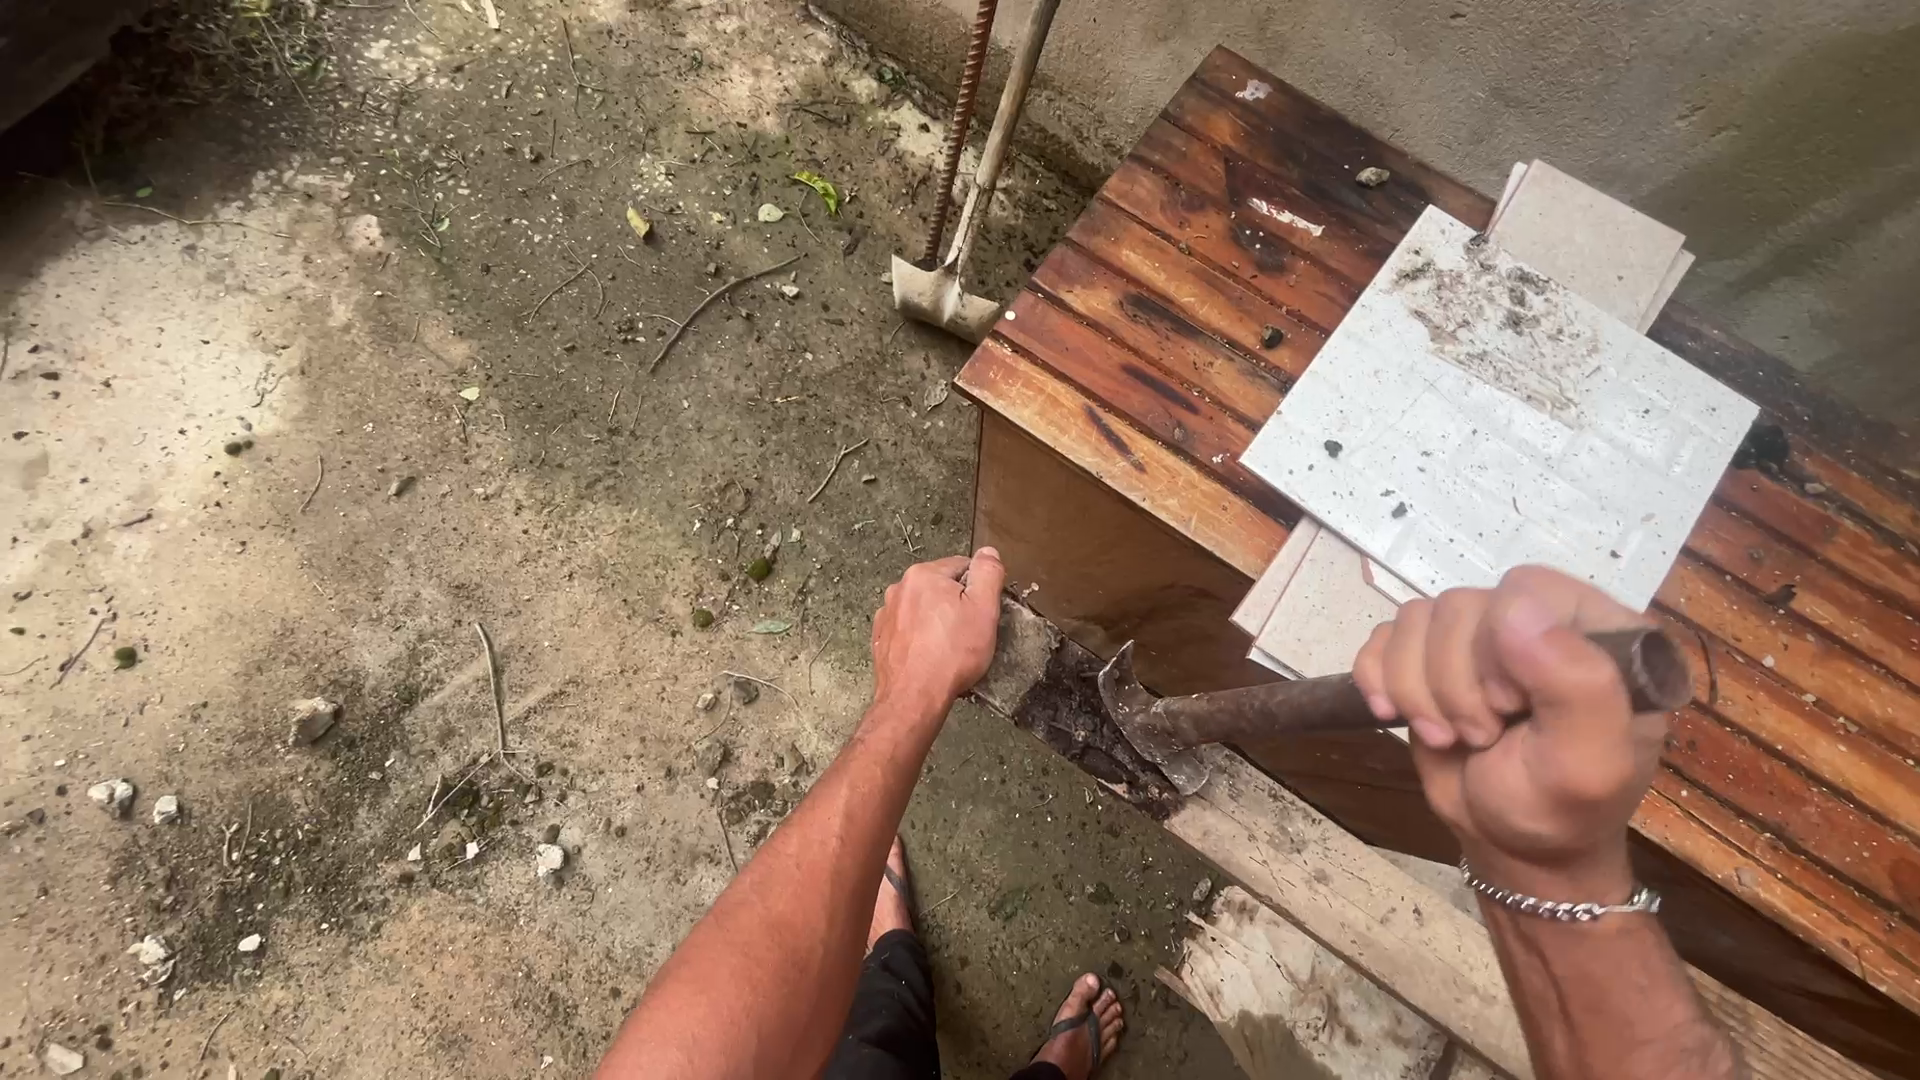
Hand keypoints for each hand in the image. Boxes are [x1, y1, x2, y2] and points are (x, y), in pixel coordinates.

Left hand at [870, 548, 1006, 715]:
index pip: (962, 567)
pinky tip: (931, 656)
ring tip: (949, 649)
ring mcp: (888, 614)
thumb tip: (989, 553)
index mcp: (924, 575)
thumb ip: (988, 574)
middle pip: (941, 588)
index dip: (978, 589)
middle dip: (957, 606)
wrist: (914, 697)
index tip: (982, 612)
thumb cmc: (950, 656)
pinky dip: (921, 638)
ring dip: (938, 622)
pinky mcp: (883, 637)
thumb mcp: (984, 609)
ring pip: (924, 609)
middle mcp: (900, 589)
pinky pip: (910, 629)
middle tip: (968, 633)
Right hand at [1352, 566, 1665, 899]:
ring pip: (1413, 620)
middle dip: (1451, 681)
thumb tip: (1517, 609)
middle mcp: (1534, 623)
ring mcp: (1473, 639)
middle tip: (1478, 735)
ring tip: (1444, 735)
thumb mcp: (1586, 764)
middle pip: (1458, 606)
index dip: (1498, 644)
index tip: (1508, 706)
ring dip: (1413, 687)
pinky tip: (1392, 714)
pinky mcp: (1423, 656)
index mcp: (1596, 632)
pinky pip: (1380, 637)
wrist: (1508, 843)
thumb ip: (1575, 684)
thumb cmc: (1559, 810)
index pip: (1525, 589)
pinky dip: (1376, 678)